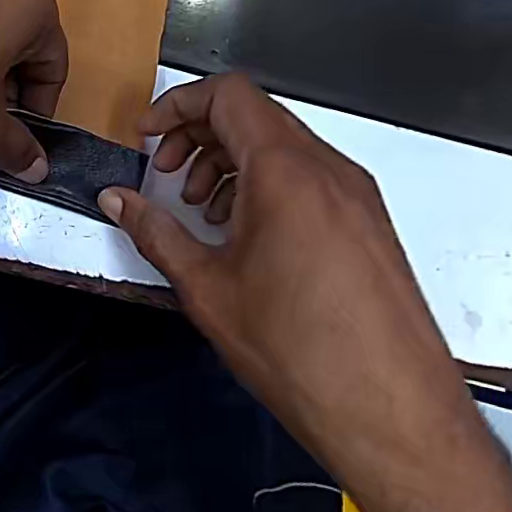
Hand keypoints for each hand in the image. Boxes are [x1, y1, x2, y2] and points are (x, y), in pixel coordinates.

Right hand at [98, 76, 511, 511]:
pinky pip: (307, 175)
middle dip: (197, 135)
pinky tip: (244, 232)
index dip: (176, 105)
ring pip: (281, 144)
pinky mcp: (368, 221)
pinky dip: (264, 182)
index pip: (227, 95)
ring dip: (229, 161)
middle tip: (165, 175)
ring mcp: (356, 193)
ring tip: (201, 209)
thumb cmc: (295, 349)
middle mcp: (327, 167)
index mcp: (285, 170)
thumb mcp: (207, 287)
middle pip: (252, 114)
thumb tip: (114, 200)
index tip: (147, 137)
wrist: (397, 416)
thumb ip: (154, 230)